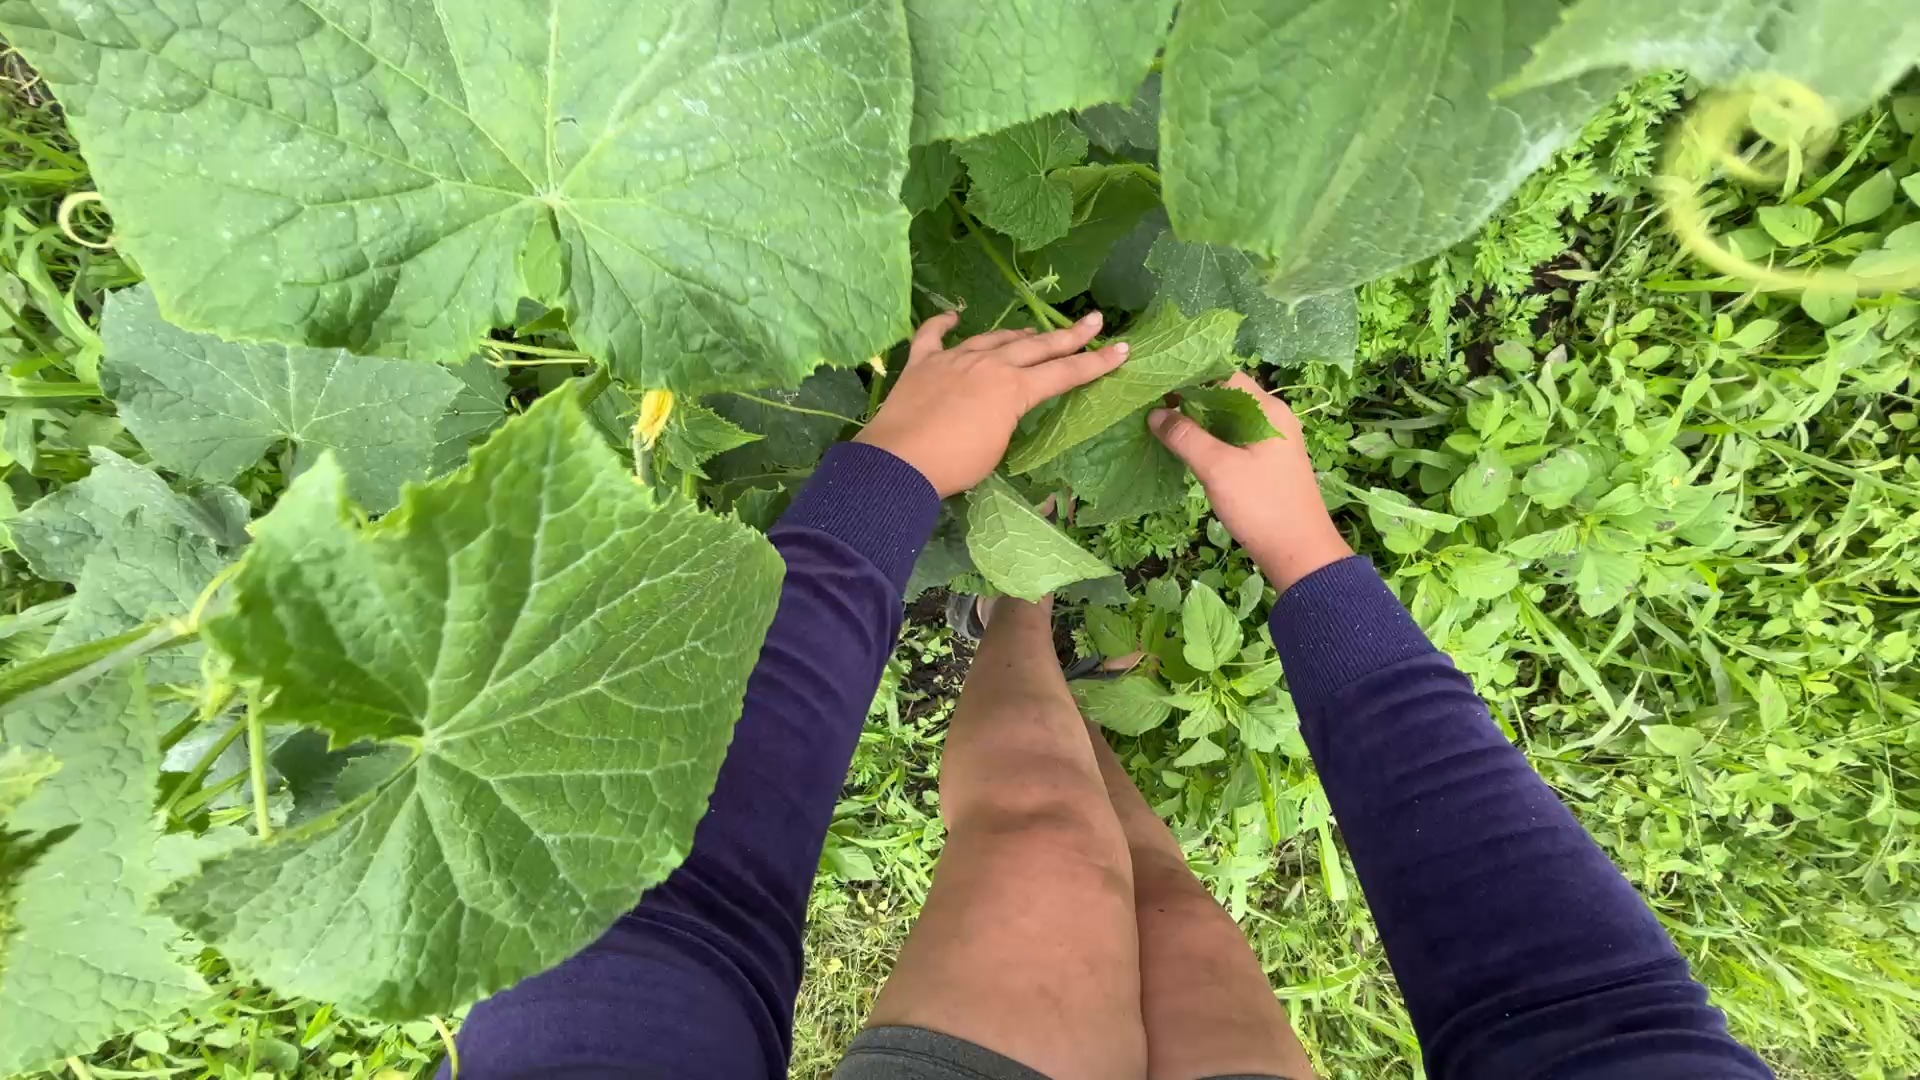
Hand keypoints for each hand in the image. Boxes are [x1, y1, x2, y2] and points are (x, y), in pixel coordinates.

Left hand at [857, 310, 1127, 496]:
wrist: (899, 462)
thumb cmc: (955, 465)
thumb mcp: (997, 450)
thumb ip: (1007, 422)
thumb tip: (1004, 411)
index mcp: (1013, 388)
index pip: (1064, 374)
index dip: (1096, 364)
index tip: (1122, 349)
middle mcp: (989, 364)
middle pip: (1036, 347)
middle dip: (1069, 336)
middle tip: (1094, 321)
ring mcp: (954, 358)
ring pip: (992, 338)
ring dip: (1016, 334)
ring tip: (1033, 331)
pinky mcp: (922, 363)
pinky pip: (934, 336)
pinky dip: (944, 323)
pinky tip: (953, 315)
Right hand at [1150, 372, 1351, 589]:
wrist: (1299, 553)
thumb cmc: (1261, 505)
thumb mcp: (1218, 468)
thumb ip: (1186, 437)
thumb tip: (1156, 413)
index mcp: (1268, 411)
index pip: (1225, 376)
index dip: (1191, 378)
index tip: (1158, 387)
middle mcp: (1272, 419)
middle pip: (1225, 398)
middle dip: (1189, 401)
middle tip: (1152, 408)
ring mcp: (1269, 442)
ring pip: (1226, 421)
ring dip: (1196, 423)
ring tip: (1161, 427)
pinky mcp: (1264, 463)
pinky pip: (1231, 441)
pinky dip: (1208, 441)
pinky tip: (1184, 451)